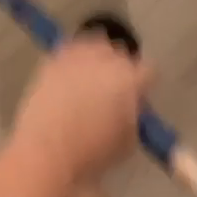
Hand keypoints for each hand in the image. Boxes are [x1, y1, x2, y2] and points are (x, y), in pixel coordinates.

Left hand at [12, 39, 153, 183]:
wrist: (46, 150)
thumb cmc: (92, 153)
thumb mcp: (128, 142)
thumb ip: (134, 117)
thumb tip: (130, 107)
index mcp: (130, 80)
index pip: (149, 70)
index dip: (143, 83)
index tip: (136, 95)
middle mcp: (107, 59)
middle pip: (121, 53)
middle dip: (119, 68)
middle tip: (111, 89)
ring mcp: (79, 55)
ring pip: (95, 43)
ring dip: (96, 57)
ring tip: (88, 76)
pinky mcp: (54, 57)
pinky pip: (69, 49)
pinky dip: (72, 59)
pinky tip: (67, 75)